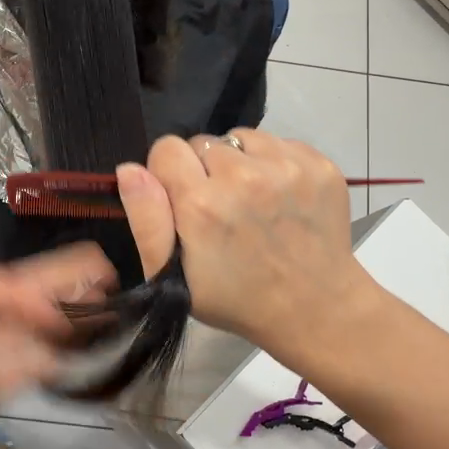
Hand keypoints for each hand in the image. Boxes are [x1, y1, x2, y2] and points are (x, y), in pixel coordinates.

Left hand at [0, 237, 113, 448]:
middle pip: (10, 298)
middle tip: (99, 271)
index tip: (43, 305)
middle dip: (53, 284)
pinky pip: (12, 372)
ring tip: (97, 307)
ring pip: (20, 332)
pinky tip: (56, 360)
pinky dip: (35, 365)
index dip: (17, 289)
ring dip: (55, 321)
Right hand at [116, 130, 386, 362]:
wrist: (314, 308)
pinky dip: (274, 164)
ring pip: (242, 139)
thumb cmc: (234, 298)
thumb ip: (145, 220)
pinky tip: (279, 199)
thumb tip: (129, 169)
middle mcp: (243, 176)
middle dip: (204, 170)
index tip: (183, 202)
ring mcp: (287, 168)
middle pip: (204, 142)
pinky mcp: (319, 166)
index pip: (167, 149)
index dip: (169, 174)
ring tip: (251, 201)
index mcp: (201, 203)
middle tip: (220, 210)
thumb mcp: (170, 275)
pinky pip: (280, 143)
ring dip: (240, 162)